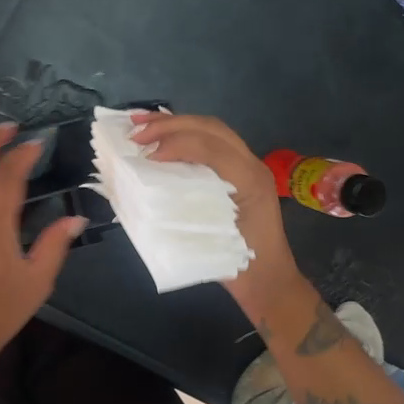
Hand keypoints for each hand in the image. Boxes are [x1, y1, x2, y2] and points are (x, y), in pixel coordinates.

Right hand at [128, 112, 302, 307]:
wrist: (268, 279)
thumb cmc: (238, 266)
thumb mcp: (208, 240)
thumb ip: (182, 209)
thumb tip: (143, 185)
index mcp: (248, 181)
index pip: (210, 147)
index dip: (175, 144)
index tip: (145, 155)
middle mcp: (252, 165)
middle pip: (210, 128)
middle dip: (171, 124)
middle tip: (135, 132)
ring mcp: (250, 165)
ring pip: (212, 130)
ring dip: (177, 124)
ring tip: (142, 125)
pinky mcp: (242, 170)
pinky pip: (214, 142)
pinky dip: (186, 135)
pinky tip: (163, 139)